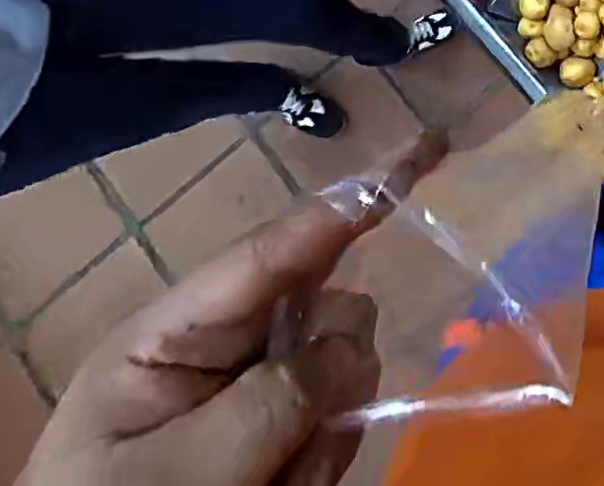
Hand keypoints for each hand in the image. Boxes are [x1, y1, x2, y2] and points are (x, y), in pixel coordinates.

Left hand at [19, 135, 445, 485]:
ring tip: (270, 483)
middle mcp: (235, 336)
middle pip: (332, 306)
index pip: (282, 246)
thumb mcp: (178, 474)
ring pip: (349, 361)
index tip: (426, 150)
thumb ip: (274, 398)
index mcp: (182, 329)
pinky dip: (324, 452)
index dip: (354, 198)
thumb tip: (354, 346)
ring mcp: (264, 376)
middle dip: (332, 366)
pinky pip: (345, 407)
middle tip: (293, 443)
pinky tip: (281, 484)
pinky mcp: (287, 413)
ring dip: (324, 426)